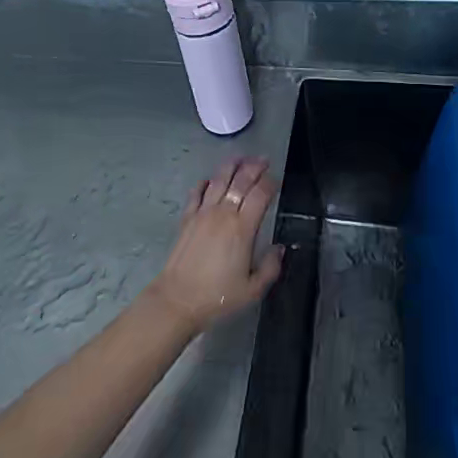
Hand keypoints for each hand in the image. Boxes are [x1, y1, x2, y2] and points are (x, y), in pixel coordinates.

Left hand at [146, 157, 283, 333]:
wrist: (178, 299)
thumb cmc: (217, 295)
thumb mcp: (253, 289)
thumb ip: (270, 267)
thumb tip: (280, 248)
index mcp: (243, 228)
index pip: (260, 194)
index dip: (270, 183)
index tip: (277, 179)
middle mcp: (223, 213)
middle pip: (240, 181)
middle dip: (254, 167)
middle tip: (263, 160)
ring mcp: (202, 213)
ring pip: (219, 180)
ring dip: (231, 167)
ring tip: (240, 159)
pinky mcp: (187, 218)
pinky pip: (197, 193)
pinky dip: (205, 183)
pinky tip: (210, 179)